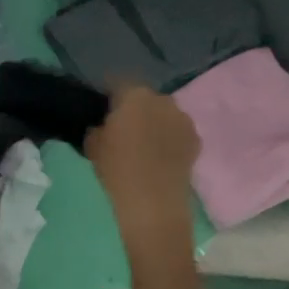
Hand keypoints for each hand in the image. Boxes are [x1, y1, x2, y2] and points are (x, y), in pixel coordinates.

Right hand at [85, 83, 200, 231]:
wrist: (154, 204)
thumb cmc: (117, 170)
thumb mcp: (92, 146)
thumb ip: (98, 128)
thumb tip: (104, 125)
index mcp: (134, 96)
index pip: (117, 84)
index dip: (108, 96)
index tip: (101, 109)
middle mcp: (163, 100)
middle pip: (144, 98)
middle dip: (134, 109)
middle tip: (121, 128)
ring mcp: (184, 119)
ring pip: (163, 114)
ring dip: (154, 122)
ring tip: (143, 143)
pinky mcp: (196, 139)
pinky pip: (177, 131)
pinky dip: (169, 138)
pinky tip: (160, 156)